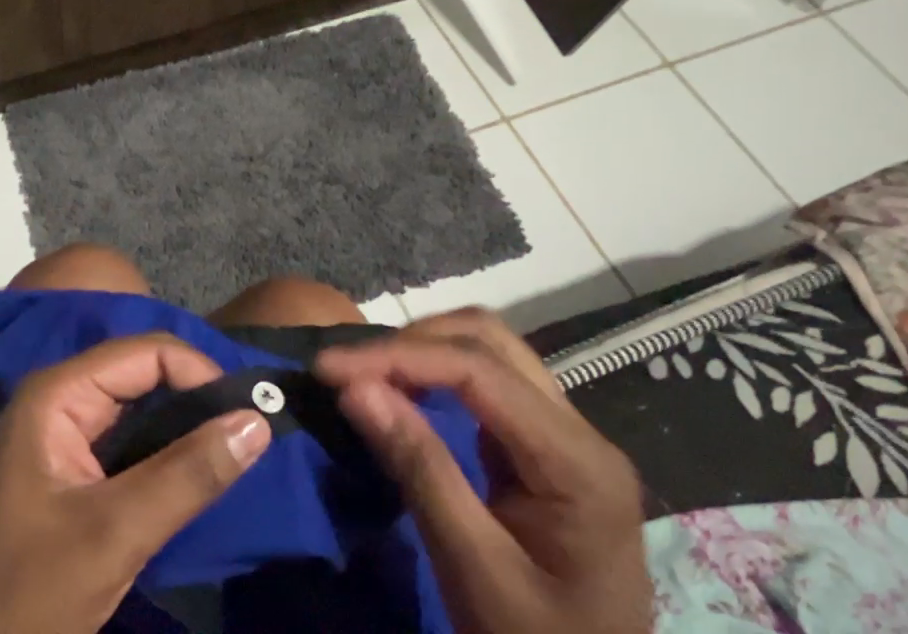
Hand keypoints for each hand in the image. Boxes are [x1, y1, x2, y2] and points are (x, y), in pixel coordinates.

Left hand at [0, 334, 271, 633]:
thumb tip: (257, 421)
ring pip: (139, 409)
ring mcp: (61, 436)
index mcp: (56, 395)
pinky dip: (167, 454)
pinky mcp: (70, 470)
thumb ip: (187, 475)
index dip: (201, 373)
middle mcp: (58, 400)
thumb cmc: (31, 588)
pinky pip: (129, 443)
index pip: (145, 353)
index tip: (251, 417)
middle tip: (254, 436)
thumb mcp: (115, 532)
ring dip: (186, 428)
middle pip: (142, 375)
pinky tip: (200, 475)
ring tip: (239, 454)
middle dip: (198, 398)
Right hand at [316, 309, 651, 633]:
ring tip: (363, 374)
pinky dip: (437, 376)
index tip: (326, 366)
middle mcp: (582, 432)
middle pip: (491, 342)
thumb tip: (354, 388)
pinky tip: (400, 393)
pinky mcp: (547, 450)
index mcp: (577, 461)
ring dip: (423, 351)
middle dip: (410, 342)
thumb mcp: (471, 566)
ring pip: (492, 353)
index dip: (397, 355)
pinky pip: (489, 386)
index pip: (479, 370)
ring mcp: (569, 438)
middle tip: (346, 370)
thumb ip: (419, 468)